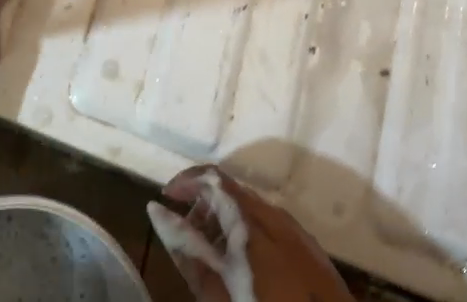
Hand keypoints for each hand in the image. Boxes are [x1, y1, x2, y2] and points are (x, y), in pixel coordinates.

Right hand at [148, 166, 355, 301]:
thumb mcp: (218, 289)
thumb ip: (186, 247)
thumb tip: (156, 210)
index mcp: (251, 218)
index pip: (213, 177)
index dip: (185, 182)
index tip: (165, 200)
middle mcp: (275, 215)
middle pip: (232, 192)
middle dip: (203, 205)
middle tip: (184, 235)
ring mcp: (297, 233)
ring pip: (252, 210)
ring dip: (225, 221)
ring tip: (210, 255)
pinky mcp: (310, 252)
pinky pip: (271, 227)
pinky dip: (248, 234)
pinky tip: (243, 266)